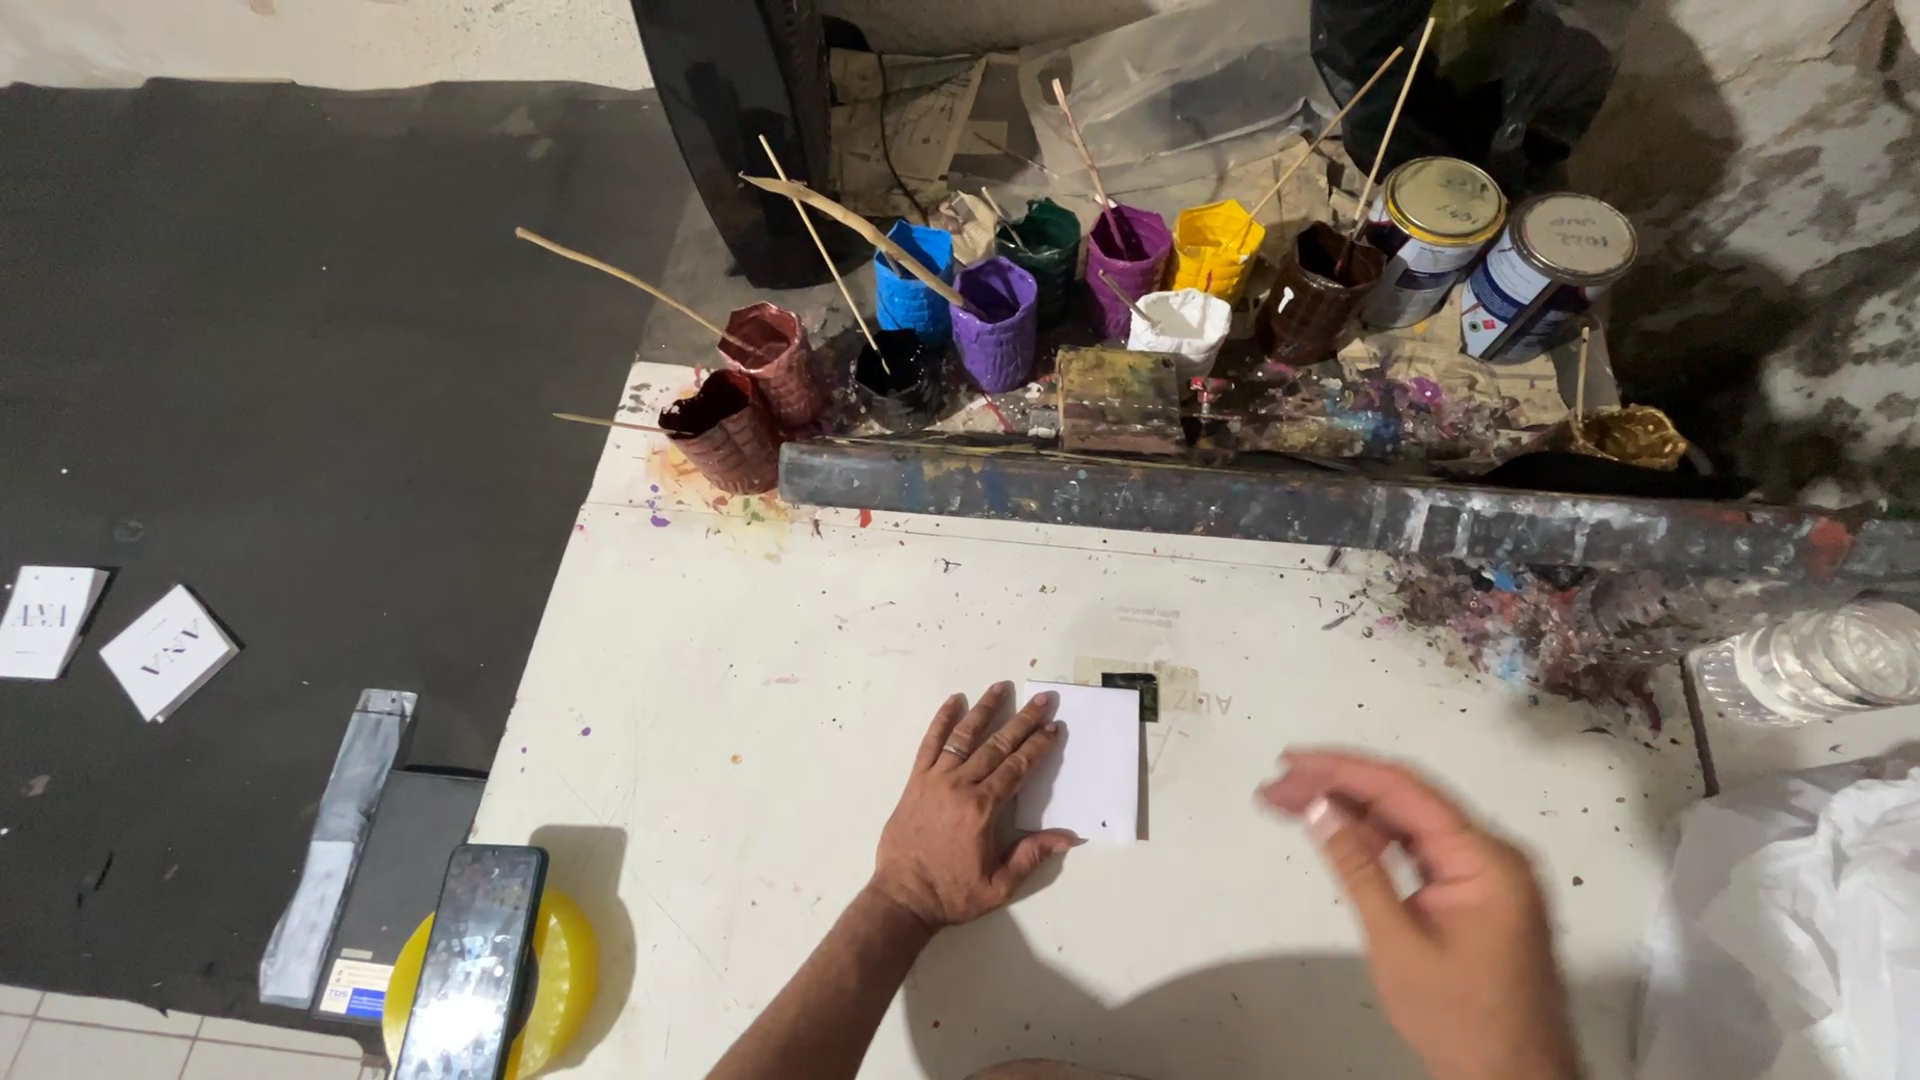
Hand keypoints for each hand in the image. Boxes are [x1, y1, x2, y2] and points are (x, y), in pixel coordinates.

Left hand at [870, 682, 1077, 930]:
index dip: (1038, 746)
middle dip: (1023, 721)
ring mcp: (935, 779)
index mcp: (983, 809)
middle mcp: (960, 786)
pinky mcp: (915, 780)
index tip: (1053, 727)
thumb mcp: (999, 885)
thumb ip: (1032, 856)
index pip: (1017, 768)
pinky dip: (942, 720)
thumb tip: (1069, 837)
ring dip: (985, 709)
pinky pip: (930, 742)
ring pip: (964, 736)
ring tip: (1001, 686)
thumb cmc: (952, 894)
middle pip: (997, 745)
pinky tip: (954, 701)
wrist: (902, 897)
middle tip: (1042, 699)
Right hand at [1259, 749, 1581, 1079]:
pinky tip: (1333, 831)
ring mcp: (1480, 871)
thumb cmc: (1458, 1020)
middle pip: (1402, 798)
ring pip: (1403, 818)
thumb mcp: (1397, 941)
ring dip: (1346, 808)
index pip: (1404, 790)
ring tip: (1289, 803)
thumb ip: (1357, 866)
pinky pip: (1412, 845)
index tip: (1290, 762)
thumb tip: (1316, 805)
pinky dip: (1369, 836)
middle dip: (1335, 786)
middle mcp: (1488, 853)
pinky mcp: (1466, 888)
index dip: (1341, 769)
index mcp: (1485, 859)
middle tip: (1276, 788)